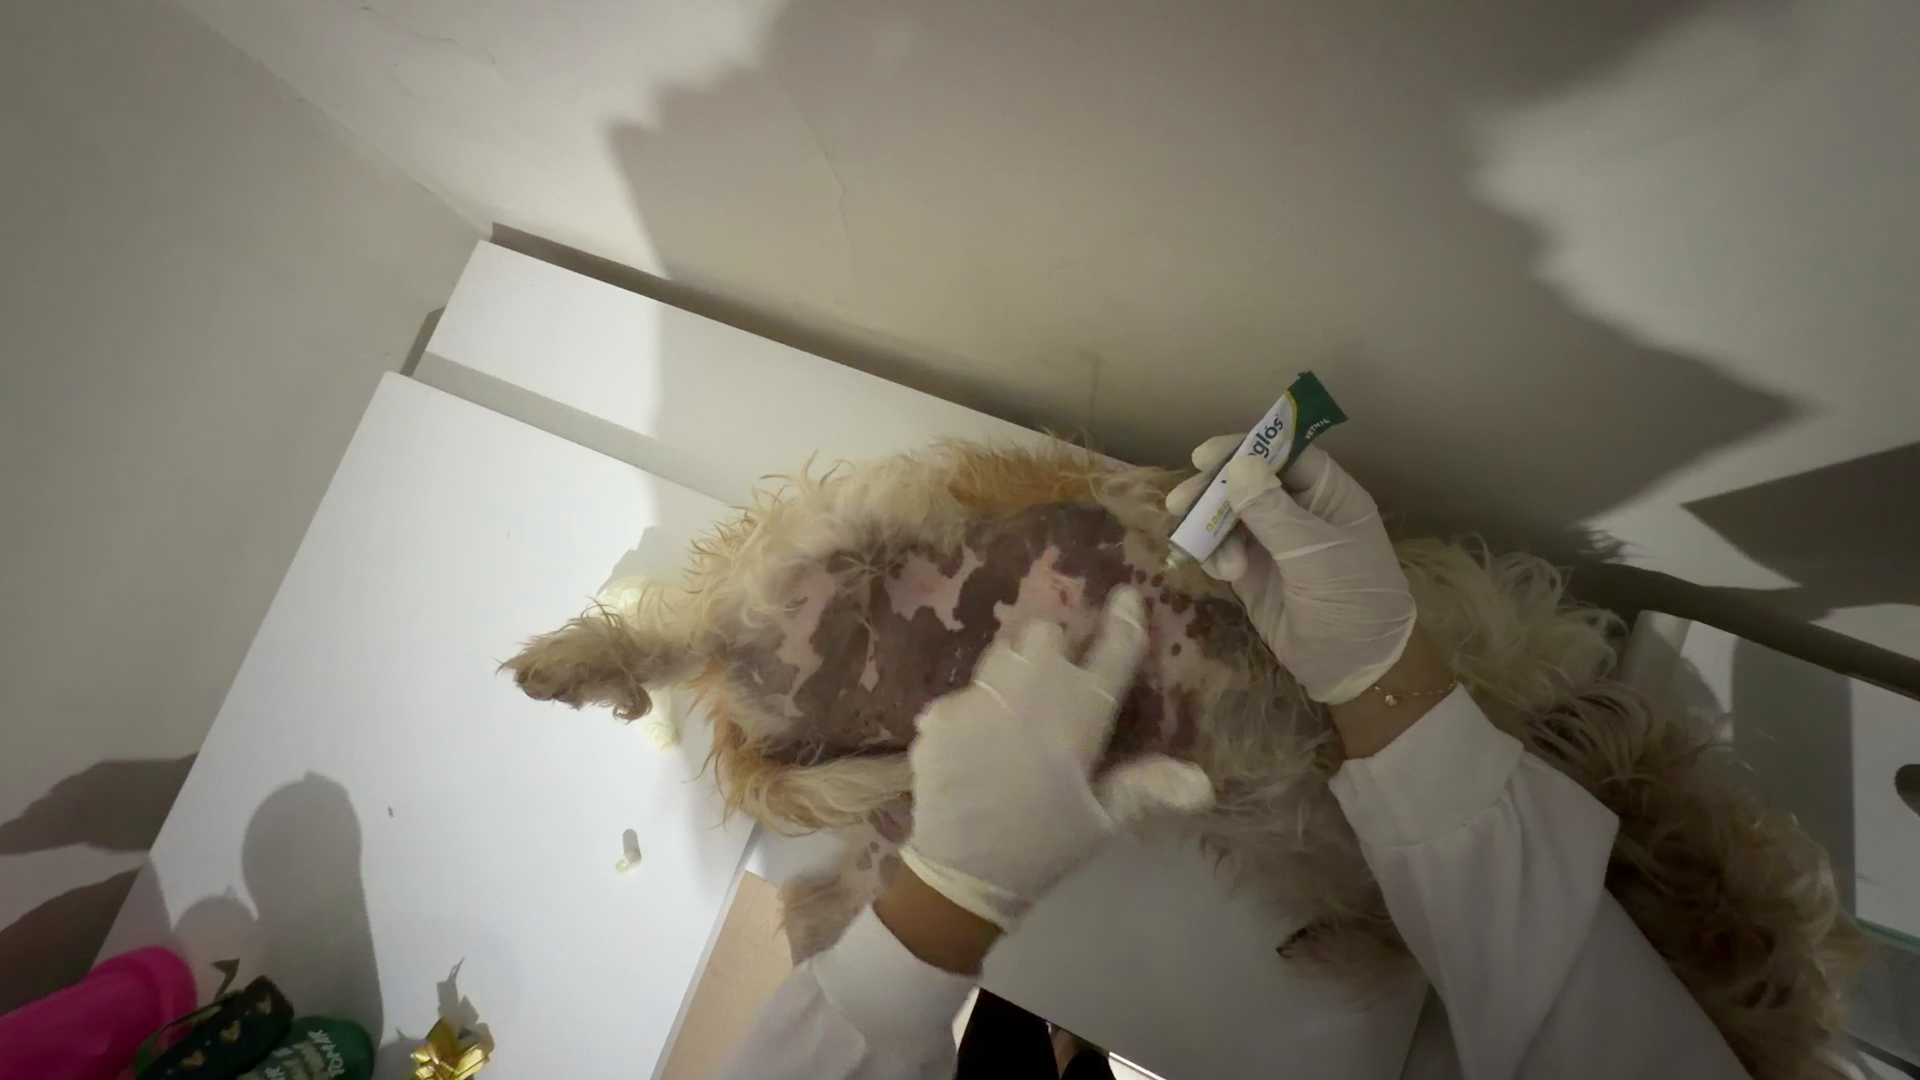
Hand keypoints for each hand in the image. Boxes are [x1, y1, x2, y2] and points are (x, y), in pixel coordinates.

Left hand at [900, 587, 1214, 930]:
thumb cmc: (1045, 845)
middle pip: (1046, 632)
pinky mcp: (941, 709)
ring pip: (1002, 651)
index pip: (1114, 650)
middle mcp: (1031, 689)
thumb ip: (1147, 788)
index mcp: (1079, 712)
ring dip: (1014, 666)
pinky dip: (973, 708)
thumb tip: (1206, 782)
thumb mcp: (1103, 821)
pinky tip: (975, 740)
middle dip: (1055, 645)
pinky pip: (964, 693)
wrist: (963, 871)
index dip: (1125, 620)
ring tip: (1015, 701)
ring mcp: (981, 694)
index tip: (1127, 595)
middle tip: (1057, 677)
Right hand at [1166, 440, 1417, 705]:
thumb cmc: (1351, 602)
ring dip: (1209, 528)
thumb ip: (1272, 511)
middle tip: (1179, 503)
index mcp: (1327, 496)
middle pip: (1245, 483)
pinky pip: (1220, 549)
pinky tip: (1220, 574)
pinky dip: (1212, 555)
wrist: (1353, 669)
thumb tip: (1238, 466)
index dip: (1245, 449)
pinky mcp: (1251, 572)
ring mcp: (1271, 543)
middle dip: (1212, 491)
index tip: (1204, 456)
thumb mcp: (1315, 554)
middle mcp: (1297, 512)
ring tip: (1201, 550)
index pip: (1284, 455)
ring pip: (1227, 516)